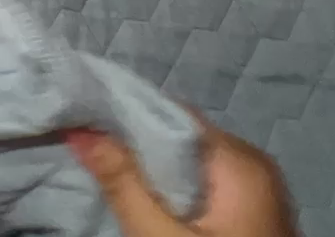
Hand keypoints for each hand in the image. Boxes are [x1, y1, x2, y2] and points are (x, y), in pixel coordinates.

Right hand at [66, 118, 297, 236]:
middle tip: (83, 146)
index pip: (169, 113)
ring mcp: (256, 197)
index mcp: (241, 161)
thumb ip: (120, 179)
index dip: (120, 112)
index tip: (78, 116)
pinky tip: (141, 200)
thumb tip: (77, 129)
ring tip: (102, 169)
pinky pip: (200, 187)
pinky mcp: (251, 222)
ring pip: (186, 164)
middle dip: (131, 144)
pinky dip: (169, 191)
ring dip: (146, 170)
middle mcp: (253, 168)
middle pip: (177, 137)